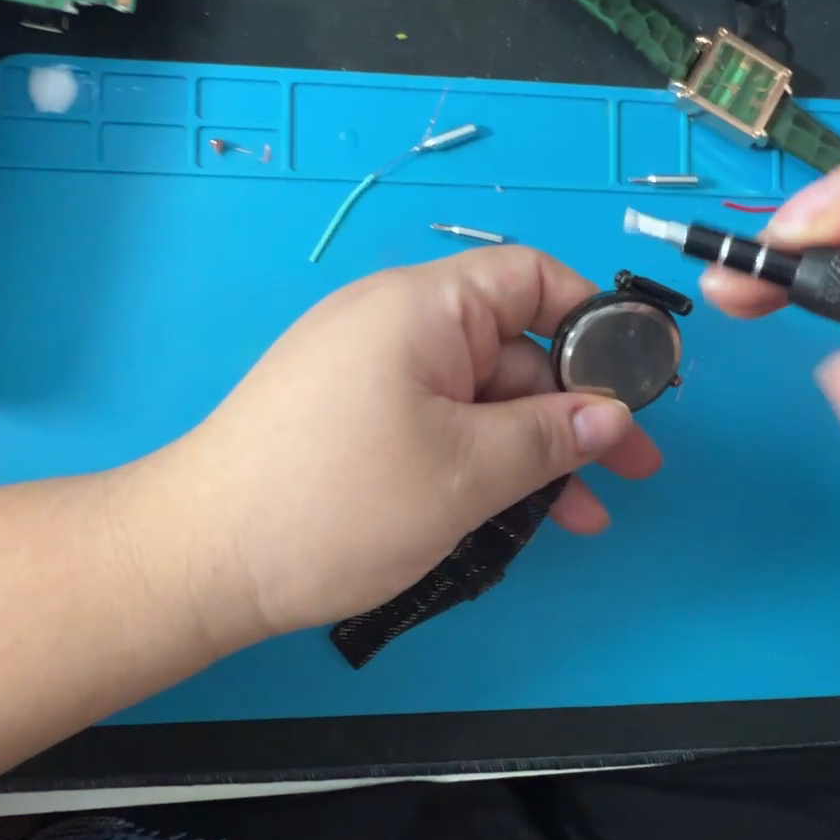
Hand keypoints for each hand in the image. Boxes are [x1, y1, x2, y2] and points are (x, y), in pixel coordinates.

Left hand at [144, 247, 661, 646]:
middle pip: (513, 351)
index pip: (530, 278)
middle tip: (633, 470)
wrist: (200, 560)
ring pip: (481, 402)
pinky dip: (483, 464)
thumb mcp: (465, 470)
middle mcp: (400, 327)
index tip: (638, 376)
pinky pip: (442, 428)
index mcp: (424, 307)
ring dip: (534, 453)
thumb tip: (612, 416)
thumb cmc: (340, 501)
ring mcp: (375, 376)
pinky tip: (518, 516)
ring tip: (585, 517)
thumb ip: (551, 437)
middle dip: (575, 411)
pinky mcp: (359, 422)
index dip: (593, 319)